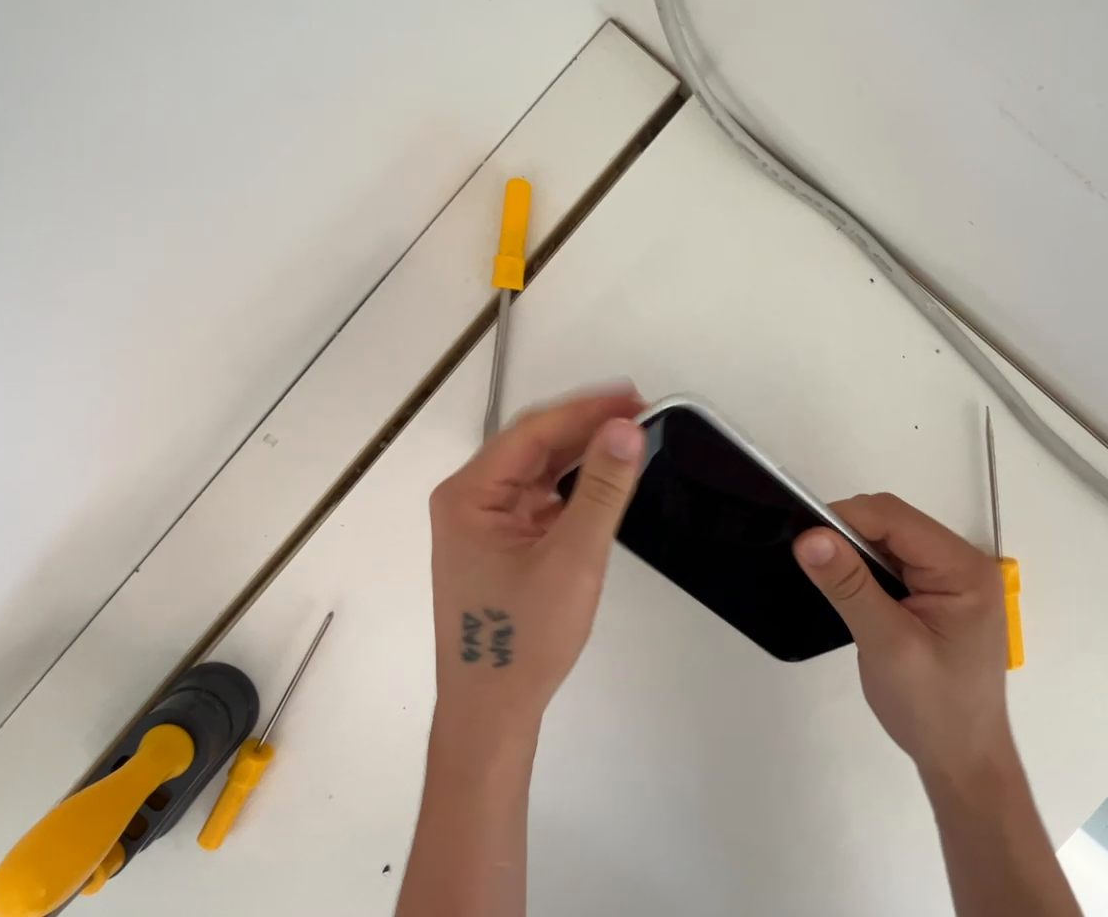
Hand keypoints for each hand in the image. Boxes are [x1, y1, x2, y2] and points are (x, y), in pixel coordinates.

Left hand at [426, 388, 646, 742]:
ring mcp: (482, 523)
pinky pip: (538, 499)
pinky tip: (602, 478)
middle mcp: (468, 500)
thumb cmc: (523, 640)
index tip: (633, 396)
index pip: (532, 432)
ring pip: (536, 471)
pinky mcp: (499, 544)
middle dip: (584, 428)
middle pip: (532, 447)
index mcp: (468, 495)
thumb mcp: (572, 559)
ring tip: (628, 439)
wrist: (492, 711)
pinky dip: (571, 487)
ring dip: (580, 455)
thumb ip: (601, 489)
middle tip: (640, 413)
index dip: (585, 409)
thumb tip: (625, 428)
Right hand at [793, 493, 1010, 780]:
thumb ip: (849, 586)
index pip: (892, 517)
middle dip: (846, 535)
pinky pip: (891, 561)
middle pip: (890, 521)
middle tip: (812, 565)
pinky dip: (863, 569)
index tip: (802, 543)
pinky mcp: (935, 594)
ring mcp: (950, 579)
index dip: (843, 520)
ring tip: (828, 581)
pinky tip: (848, 592)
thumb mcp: (886, 644)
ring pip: (886, 539)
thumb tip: (809, 537)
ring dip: (853, 553)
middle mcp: (961, 564)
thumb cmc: (933, 707)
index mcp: (963, 569)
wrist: (962, 760)